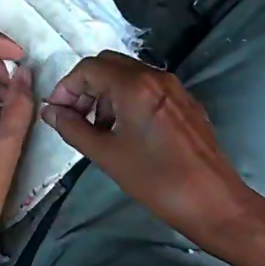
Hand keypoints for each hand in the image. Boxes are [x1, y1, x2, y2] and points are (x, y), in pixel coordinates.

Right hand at [41, 50, 259, 235]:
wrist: (213, 201)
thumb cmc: (156, 180)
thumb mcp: (107, 155)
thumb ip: (73, 128)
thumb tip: (50, 112)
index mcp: (135, 86)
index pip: (89, 68)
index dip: (66, 87)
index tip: (57, 112)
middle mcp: (156, 77)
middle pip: (108, 64)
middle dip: (85, 86)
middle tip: (75, 117)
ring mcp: (174, 88)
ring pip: (128, 74)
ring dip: (106, 93)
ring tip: (99, 129)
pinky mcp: (185, 102)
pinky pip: (148, 87)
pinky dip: (127, 99)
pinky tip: (125, 131)